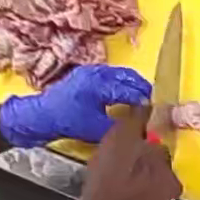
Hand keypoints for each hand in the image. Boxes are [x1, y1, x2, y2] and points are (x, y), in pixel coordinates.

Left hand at [0, 64, 152, 146]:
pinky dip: (124, 85)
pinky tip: (127, 97)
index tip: (157, 111)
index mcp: (99, 84)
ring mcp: (91, 71)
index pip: (131, 90)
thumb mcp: (99, 128)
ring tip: (143, 102)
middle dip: (143, 90)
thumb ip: (123, 125)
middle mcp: (96, 73)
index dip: (145, 102)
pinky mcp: (87, 74)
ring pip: (122, 74)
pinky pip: (113, 76)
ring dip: (134, 86)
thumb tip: (142, 126)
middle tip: (154, 105)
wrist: (42, 115)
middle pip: (129, 77)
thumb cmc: (69, 122)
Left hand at [78, 108, 179, 199]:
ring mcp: (99, 160)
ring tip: (152, 172)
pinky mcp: (95, 180)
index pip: (144, 112)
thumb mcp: (167, 174)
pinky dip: (127, 176)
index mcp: (126, 130)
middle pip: (131, 133)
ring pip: (123, 152)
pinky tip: (137, 189)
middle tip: (162, 148)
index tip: (169, 119)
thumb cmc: (141, 192)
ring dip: (136, 159)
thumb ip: (165, 158)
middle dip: (146, 139)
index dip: (158, 114)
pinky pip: (117, 172)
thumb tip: (163, 151)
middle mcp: (108, 139)